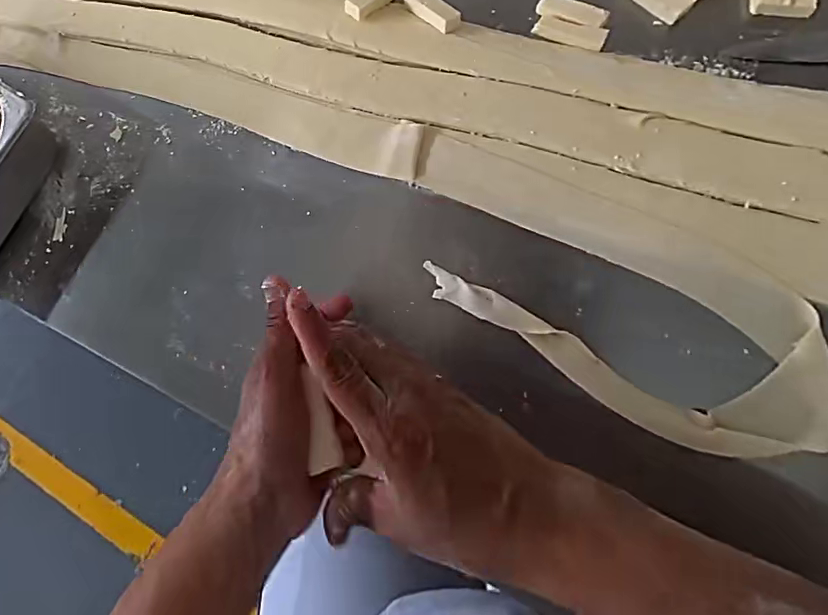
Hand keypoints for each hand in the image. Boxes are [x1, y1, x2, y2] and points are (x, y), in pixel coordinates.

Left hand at [209, 275, 352, 548]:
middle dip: (350, 363)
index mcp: (280, 365)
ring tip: (365, 409)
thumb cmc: (266, 435)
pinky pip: (353, 425)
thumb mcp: (274, 374)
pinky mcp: (329, 445)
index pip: (308, 328)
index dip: (329, 315)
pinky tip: (367, 434)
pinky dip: (358, 429)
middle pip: (333, 359)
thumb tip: (274, 282)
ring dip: (355, 399)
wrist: (267, 506)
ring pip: (346, 391)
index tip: (351, 306)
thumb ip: (281, 331)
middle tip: (367, 367)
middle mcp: (298, 387)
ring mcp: (314, 417)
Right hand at [286, 288, 567, 583]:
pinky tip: (366, 375)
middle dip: (324, 331)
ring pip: (378, 347)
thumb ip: (355, 502)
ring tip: (326, 348)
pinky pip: (397, 358)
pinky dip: (374, 356)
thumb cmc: (470, 523)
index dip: (313, 335)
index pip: (341, 372)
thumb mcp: (400, 522)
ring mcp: (429, 385)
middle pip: (357, 346)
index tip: (296, 304)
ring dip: (349, 341)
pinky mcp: (442, 385)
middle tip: (299, 327)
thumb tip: (332, 501)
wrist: (531, 508)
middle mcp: (409, 397)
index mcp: (390, 433)